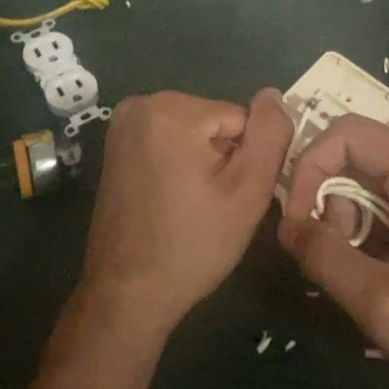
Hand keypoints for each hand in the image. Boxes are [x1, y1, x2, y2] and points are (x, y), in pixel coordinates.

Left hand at [79, 89, 291, 336]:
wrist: (127, 294)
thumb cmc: (192, 245)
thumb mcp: (248, 191)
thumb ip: (270, 136)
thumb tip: (273, 94)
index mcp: (171, 109)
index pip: (240, 119)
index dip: (244, 159)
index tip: (229, 197)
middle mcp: (140, 105)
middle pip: (213, 122)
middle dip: (221, 158)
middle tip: (212, 205)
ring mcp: (122, 125)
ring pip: (193, 132)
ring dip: (201, 163)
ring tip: (191, 206)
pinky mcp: (115, 146)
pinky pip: (168, 142)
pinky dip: (178, 165)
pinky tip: (172, 202)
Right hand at [278, 117, 388, 388]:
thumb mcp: (382, 305)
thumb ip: (326, 257)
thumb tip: (285, 225)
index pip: (348, 133)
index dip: (309, 167)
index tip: (294, 221)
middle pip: (360, 155)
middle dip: (330, 201)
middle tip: (331, 257)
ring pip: (373, 179)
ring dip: (351, 220)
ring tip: (362, 273)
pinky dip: (373, 227)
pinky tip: (381, 271)